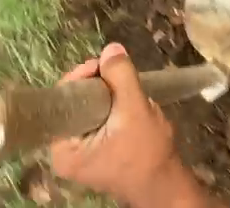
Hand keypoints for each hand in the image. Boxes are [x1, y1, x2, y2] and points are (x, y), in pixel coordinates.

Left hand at [50, 43, 193, 207]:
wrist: (165, 181)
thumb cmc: (146, 151)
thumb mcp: (135, 108)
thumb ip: (120, 75)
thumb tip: (110, 49)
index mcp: (63, 149)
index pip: (64, 98)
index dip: (83, 75)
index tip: (105, 65)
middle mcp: (65, 151)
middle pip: (76, 99)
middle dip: (100, 84)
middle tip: (120, 74)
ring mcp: (80, 151)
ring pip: (89, 105)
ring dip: (109, 93)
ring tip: (128, 87)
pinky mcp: (94, 148)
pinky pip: (98, 115)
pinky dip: (113, 104)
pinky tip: (128, 102)